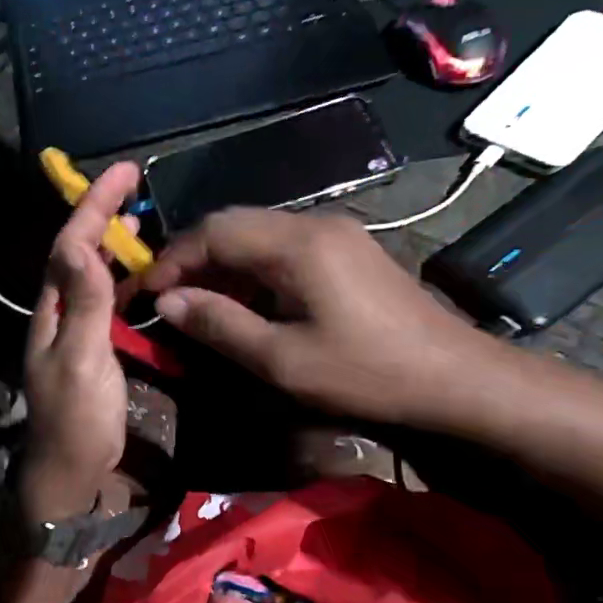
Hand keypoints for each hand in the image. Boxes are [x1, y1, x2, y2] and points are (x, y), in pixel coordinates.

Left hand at [20, 161, 139, 519]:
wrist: (73, 472)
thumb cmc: (76, 419)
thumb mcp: (80, 359)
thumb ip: (83, 303)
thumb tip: (81, 242)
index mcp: (52, 309)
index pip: (71, 244)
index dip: (94, 205)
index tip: (123, 171)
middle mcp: (61, 313)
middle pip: (80, 253)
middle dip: (103, 216)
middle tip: (134, 188)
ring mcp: (78, 332)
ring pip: (94, 276)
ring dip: (115, 246)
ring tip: (140, 221)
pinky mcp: (96, 350)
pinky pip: (109, 302)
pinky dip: (125, 281)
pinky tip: (143, 278)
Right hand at [143, 209, 497, 427]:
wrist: (455, 378)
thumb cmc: (366, 373)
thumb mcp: (282, 360)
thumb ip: (219, 324)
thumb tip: (167, 302)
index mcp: (297, 244)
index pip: (214, 231)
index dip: (173, 259)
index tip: (147, 293)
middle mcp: (314, 224)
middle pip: (234, 225)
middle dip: (193, 259)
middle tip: (167, 299)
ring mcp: (335, 234)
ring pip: (257, 235)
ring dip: (221, 265)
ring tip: (199, 306)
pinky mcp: (347, 250)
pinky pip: (282, 248)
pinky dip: (251, 270)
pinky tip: (245, 303)